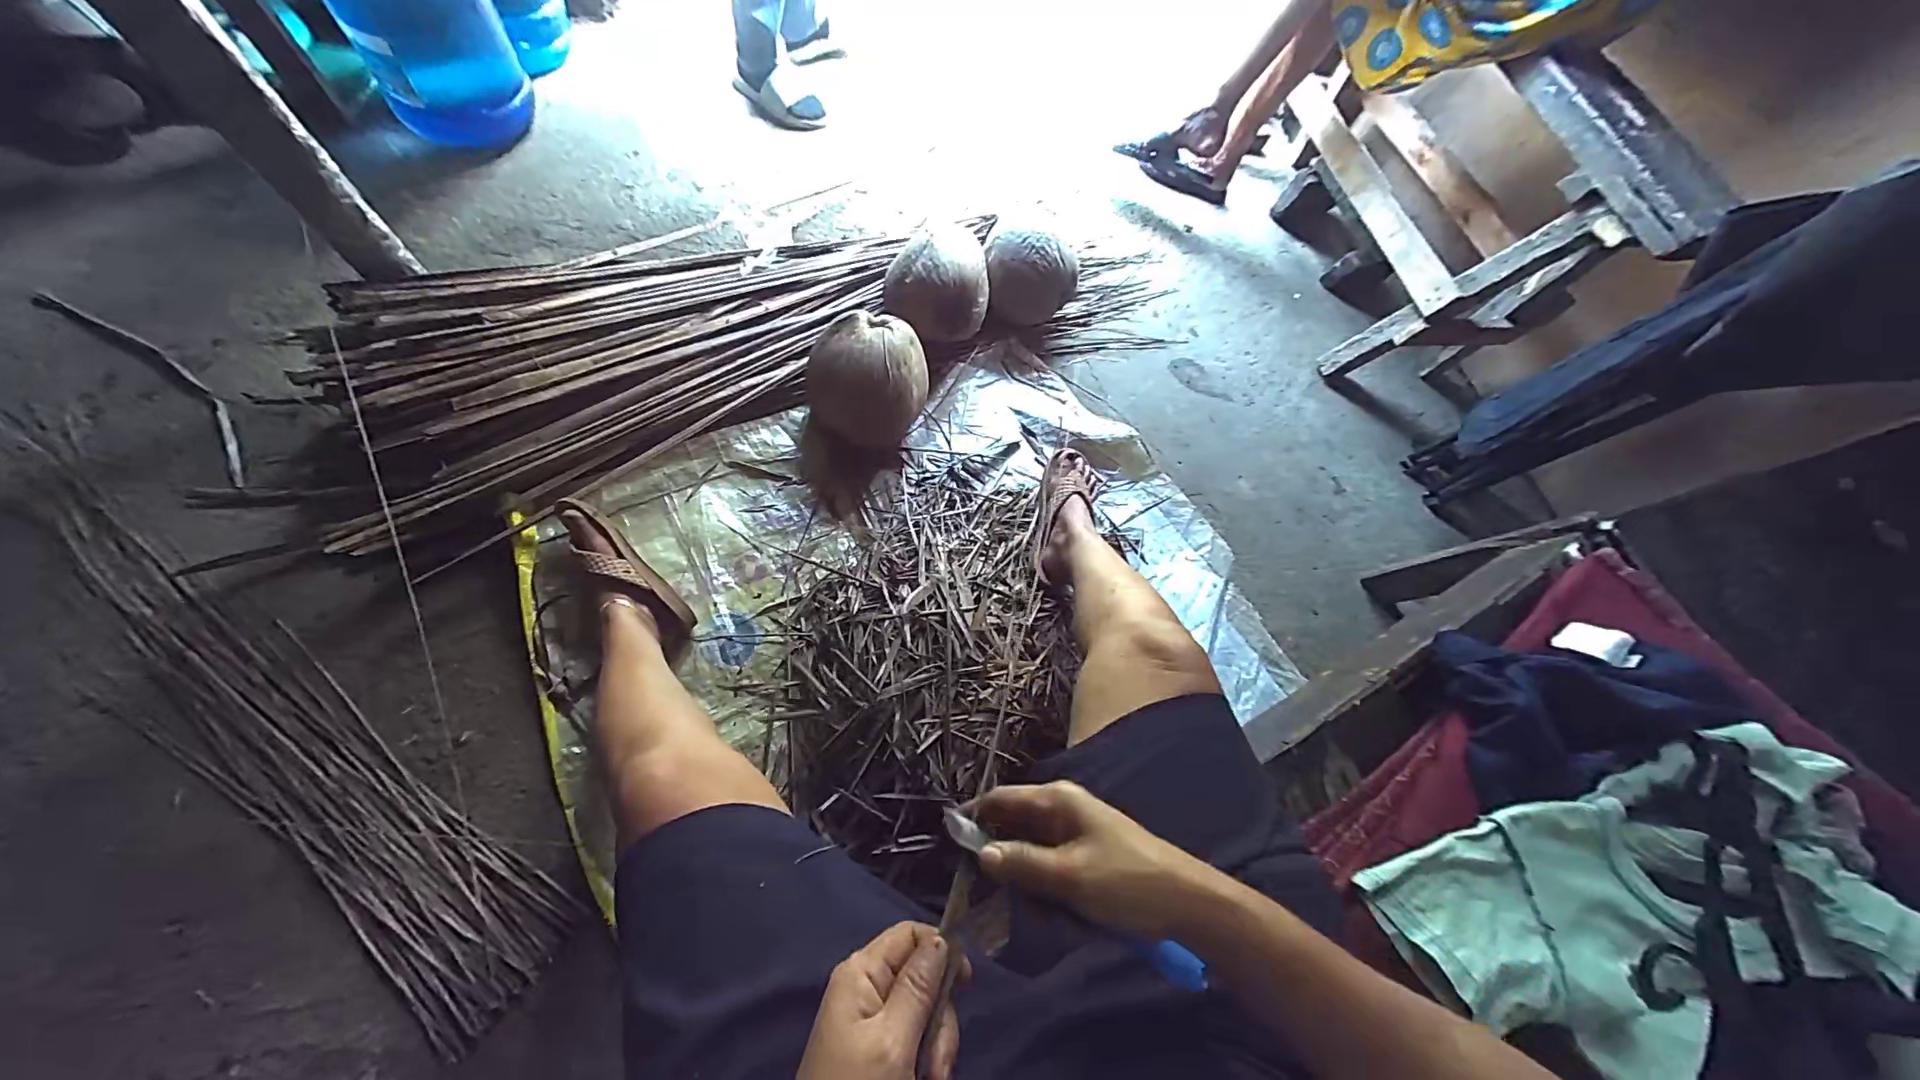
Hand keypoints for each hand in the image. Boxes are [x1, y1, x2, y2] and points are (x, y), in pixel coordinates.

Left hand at [797, 922, 965, 1079]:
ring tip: (931, 1079)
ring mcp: (872, 1019)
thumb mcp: (893, 1040)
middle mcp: (867, 987)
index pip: (910, 934)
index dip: (942, 949)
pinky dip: (926, 1058)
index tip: (965, 984)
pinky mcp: (878, 1048)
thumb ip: (918, 987)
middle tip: (938, 1062)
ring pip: (925, 1010)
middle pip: (923, 975)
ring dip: (937, 1045)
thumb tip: (942, 939)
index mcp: (862, 971)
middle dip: (940, 1016)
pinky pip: (915, 1037)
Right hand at [970, 780, 1225, 940]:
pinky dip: (1055, 897)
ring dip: (1036, 892)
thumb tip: (980, 854)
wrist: (1187, 903)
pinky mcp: (1085, 858)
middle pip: (1013, 833)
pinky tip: (1073, 920)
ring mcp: (1074, 834)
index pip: (1000, 799)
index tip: (952, 849)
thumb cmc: (1126, 880)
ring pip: (1031, 860)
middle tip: (1021, 902)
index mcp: (1056, 800)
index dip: (974, 819)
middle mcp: (1062, 810)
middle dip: (1012, 871)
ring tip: (1059, 917)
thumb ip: (1021, 863)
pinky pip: (1052, 874)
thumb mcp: (1068, 876)